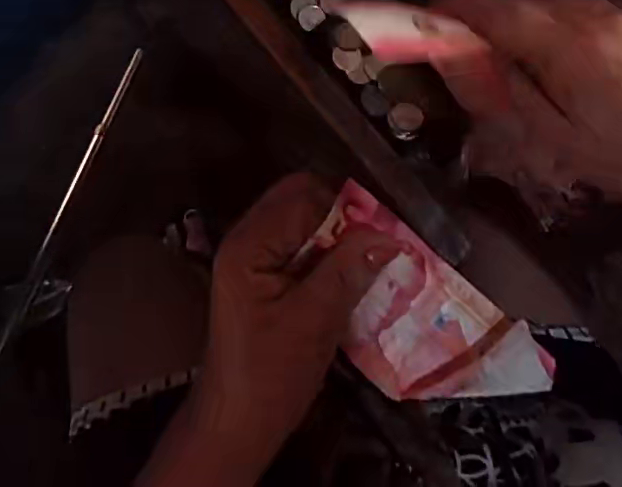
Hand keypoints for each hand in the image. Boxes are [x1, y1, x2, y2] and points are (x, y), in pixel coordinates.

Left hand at [190, 174, 400, 471]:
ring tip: (369, 250)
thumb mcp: (314, 322)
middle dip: (339, 212)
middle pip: (295, 199)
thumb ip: (346, 271)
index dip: (344, 206)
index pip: (300, 198)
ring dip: (333, 230)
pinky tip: (347, 268)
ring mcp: (249, 253)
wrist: (235, 422)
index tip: (383, 224)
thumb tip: (387, 235)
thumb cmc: (270, 376)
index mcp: (248, 243)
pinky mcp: (259, 272)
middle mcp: (244, 237)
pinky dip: (322, 248)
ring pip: (297, 219)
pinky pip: (294, 242)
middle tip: (377, 236)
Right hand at [430, 0, 621, 226]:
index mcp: (566, 42)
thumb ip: (495, 87)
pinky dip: (536, 32)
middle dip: (474, 27)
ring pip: (531, 6)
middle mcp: (585, 12)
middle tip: (461, 67)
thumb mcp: (553, 138)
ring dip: (506, 30)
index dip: (443, 12)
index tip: (417, 28)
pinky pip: (559, 14)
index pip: (485, 7)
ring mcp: (608, 12)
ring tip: (505, 74)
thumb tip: (446, 54)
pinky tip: (545, 69)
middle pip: (505, 3)